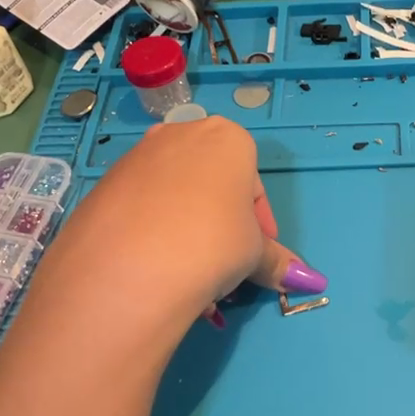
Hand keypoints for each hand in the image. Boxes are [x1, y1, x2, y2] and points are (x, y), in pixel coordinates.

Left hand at [30, 117, 323, 331]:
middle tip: (225, 268)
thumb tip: (310, 281)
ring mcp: (138, 155)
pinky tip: (155, 269)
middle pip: (212, 185)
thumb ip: (277, 262)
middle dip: (222, 226)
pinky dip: (153, 233)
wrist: (130, 265)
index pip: (253, 186)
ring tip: (189, 276)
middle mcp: (181, 134)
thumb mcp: (255, 255)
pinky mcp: (104, 184)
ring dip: (188, 231)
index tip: (257, 257)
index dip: (260, 227)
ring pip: (175, 197)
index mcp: (228, 138)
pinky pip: (141, 208)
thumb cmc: (213, 243)